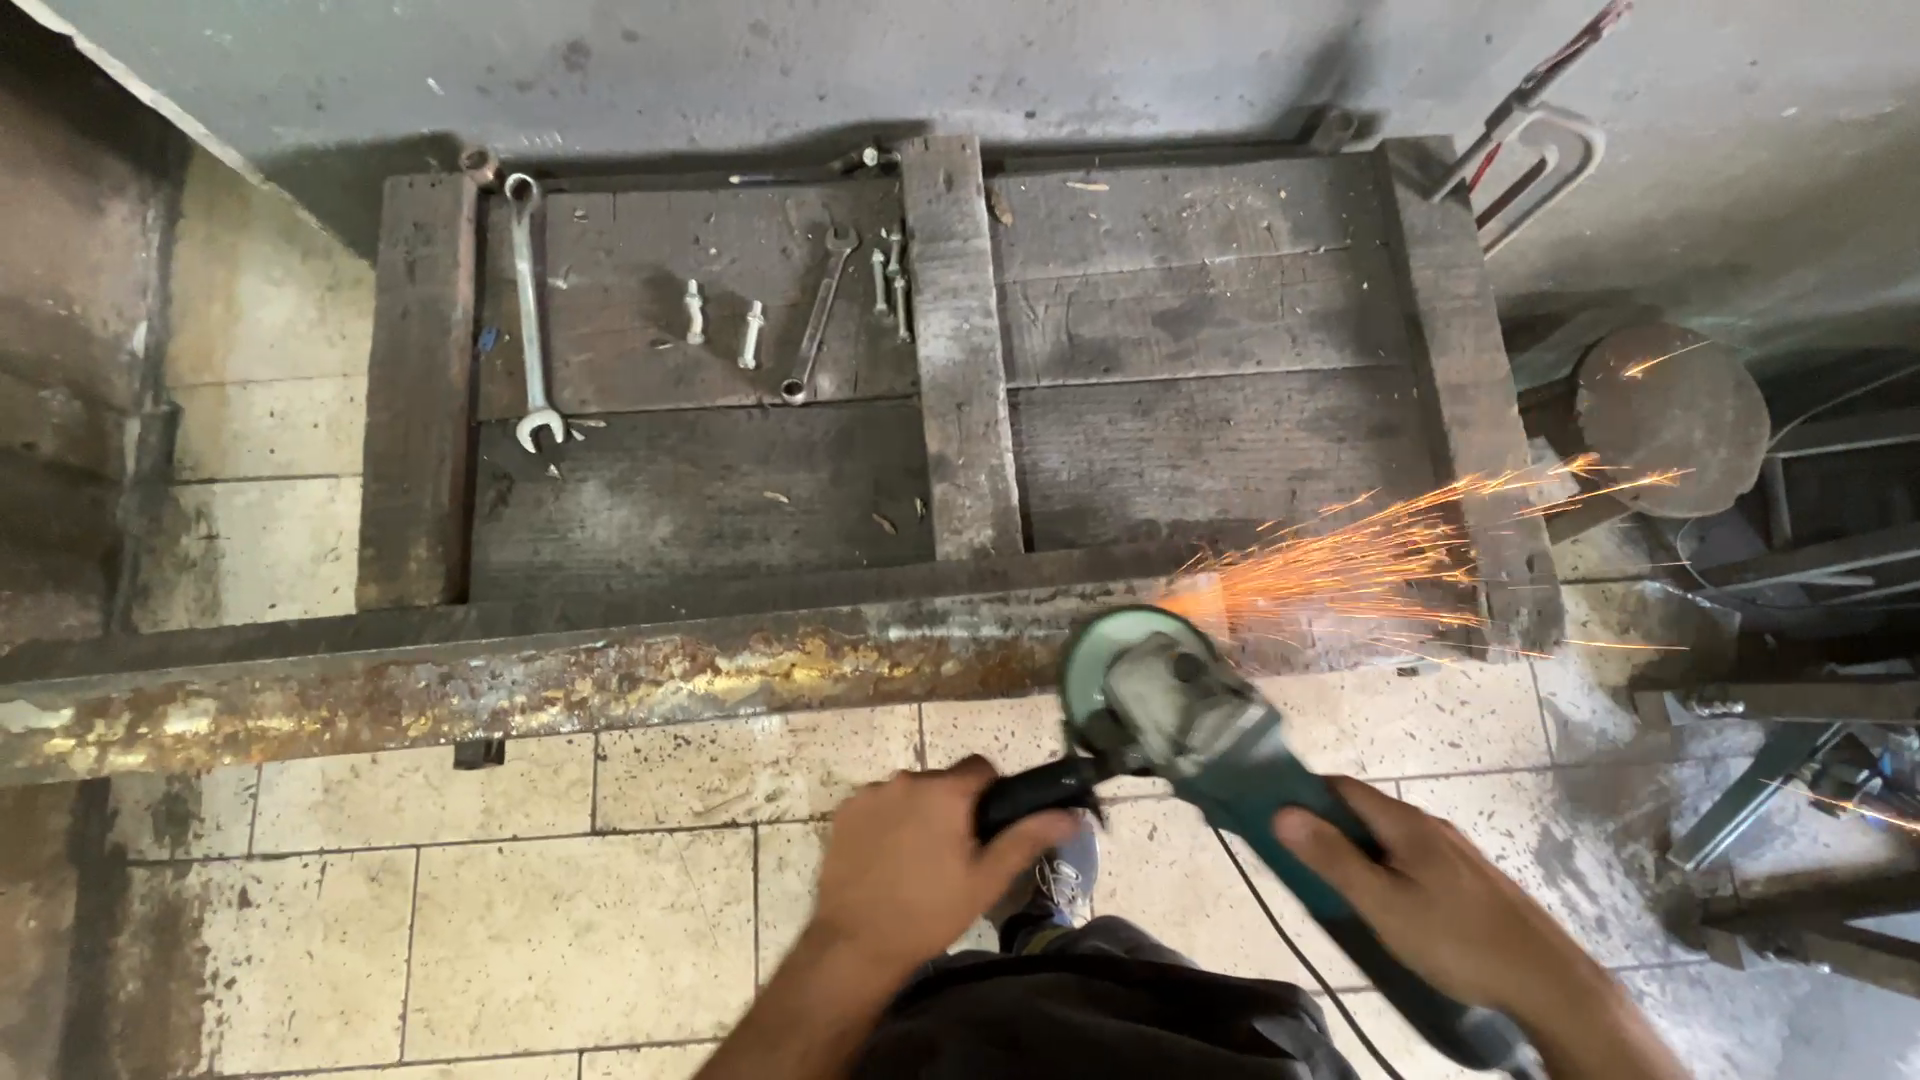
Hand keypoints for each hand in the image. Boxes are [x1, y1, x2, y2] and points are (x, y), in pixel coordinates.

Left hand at [806, 757, 1077, 979]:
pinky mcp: (845, 810)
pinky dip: (886, 821)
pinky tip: (885, 858)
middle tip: (953, 853)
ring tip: (916, 860)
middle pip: (943, 781)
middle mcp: (907, 779)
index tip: (987, 826)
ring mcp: (870, 793)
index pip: (981, 767)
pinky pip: (878, 804)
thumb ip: (1027, 838)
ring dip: (918, 813)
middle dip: (953, 807)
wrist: (855, 942)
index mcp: (945, 791)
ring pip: (909, 792)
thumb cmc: (929, 912)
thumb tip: (1071, 814)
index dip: (991, 792)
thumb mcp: (986, 880)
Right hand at [1273, 776, 1609, 1018]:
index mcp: (1405, 822)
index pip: (1341, 786)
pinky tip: (1393, 902)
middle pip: (1365, 809)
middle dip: (1328, 825)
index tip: (1278, 818)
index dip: (1305, 794)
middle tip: (1302, 859)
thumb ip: (1332, 858)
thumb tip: (1281, 812)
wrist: (1553, 985)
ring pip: (1391, 836)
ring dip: (1358, 847)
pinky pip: (1414, 857)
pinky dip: (1387, 865)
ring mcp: (1456, 852)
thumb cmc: (1456, 940)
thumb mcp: (1382, 904)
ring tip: (1342, 885)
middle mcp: (1431, 825)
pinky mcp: (1473, 879)